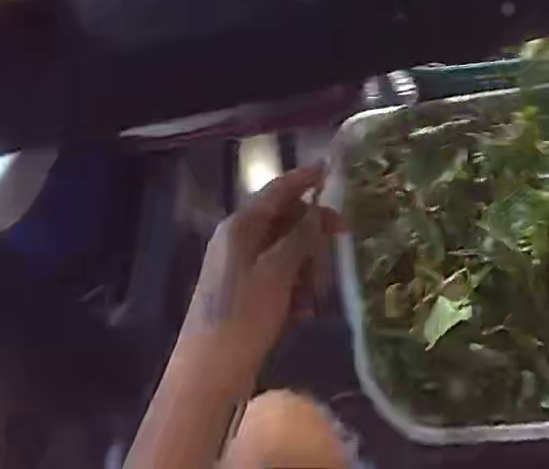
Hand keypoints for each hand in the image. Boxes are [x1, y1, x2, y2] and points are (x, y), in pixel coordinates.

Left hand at [182, 162, 341, 376]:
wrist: (207, 379)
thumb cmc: (242, 318)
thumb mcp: (277, 274)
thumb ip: (300, 238)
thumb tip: (317, 210)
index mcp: (239, 226)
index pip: (277, 190)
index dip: (304, 178)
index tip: (331, 169)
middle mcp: (237, 239)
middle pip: (283, 219)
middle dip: (311, 232)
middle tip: (342, 238)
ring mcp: (238, 266)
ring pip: (283, 250)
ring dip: (305, 265)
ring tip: (316, 293)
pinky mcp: (242, 293)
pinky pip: (276, 276)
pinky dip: (293, 286)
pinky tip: (303, 311)